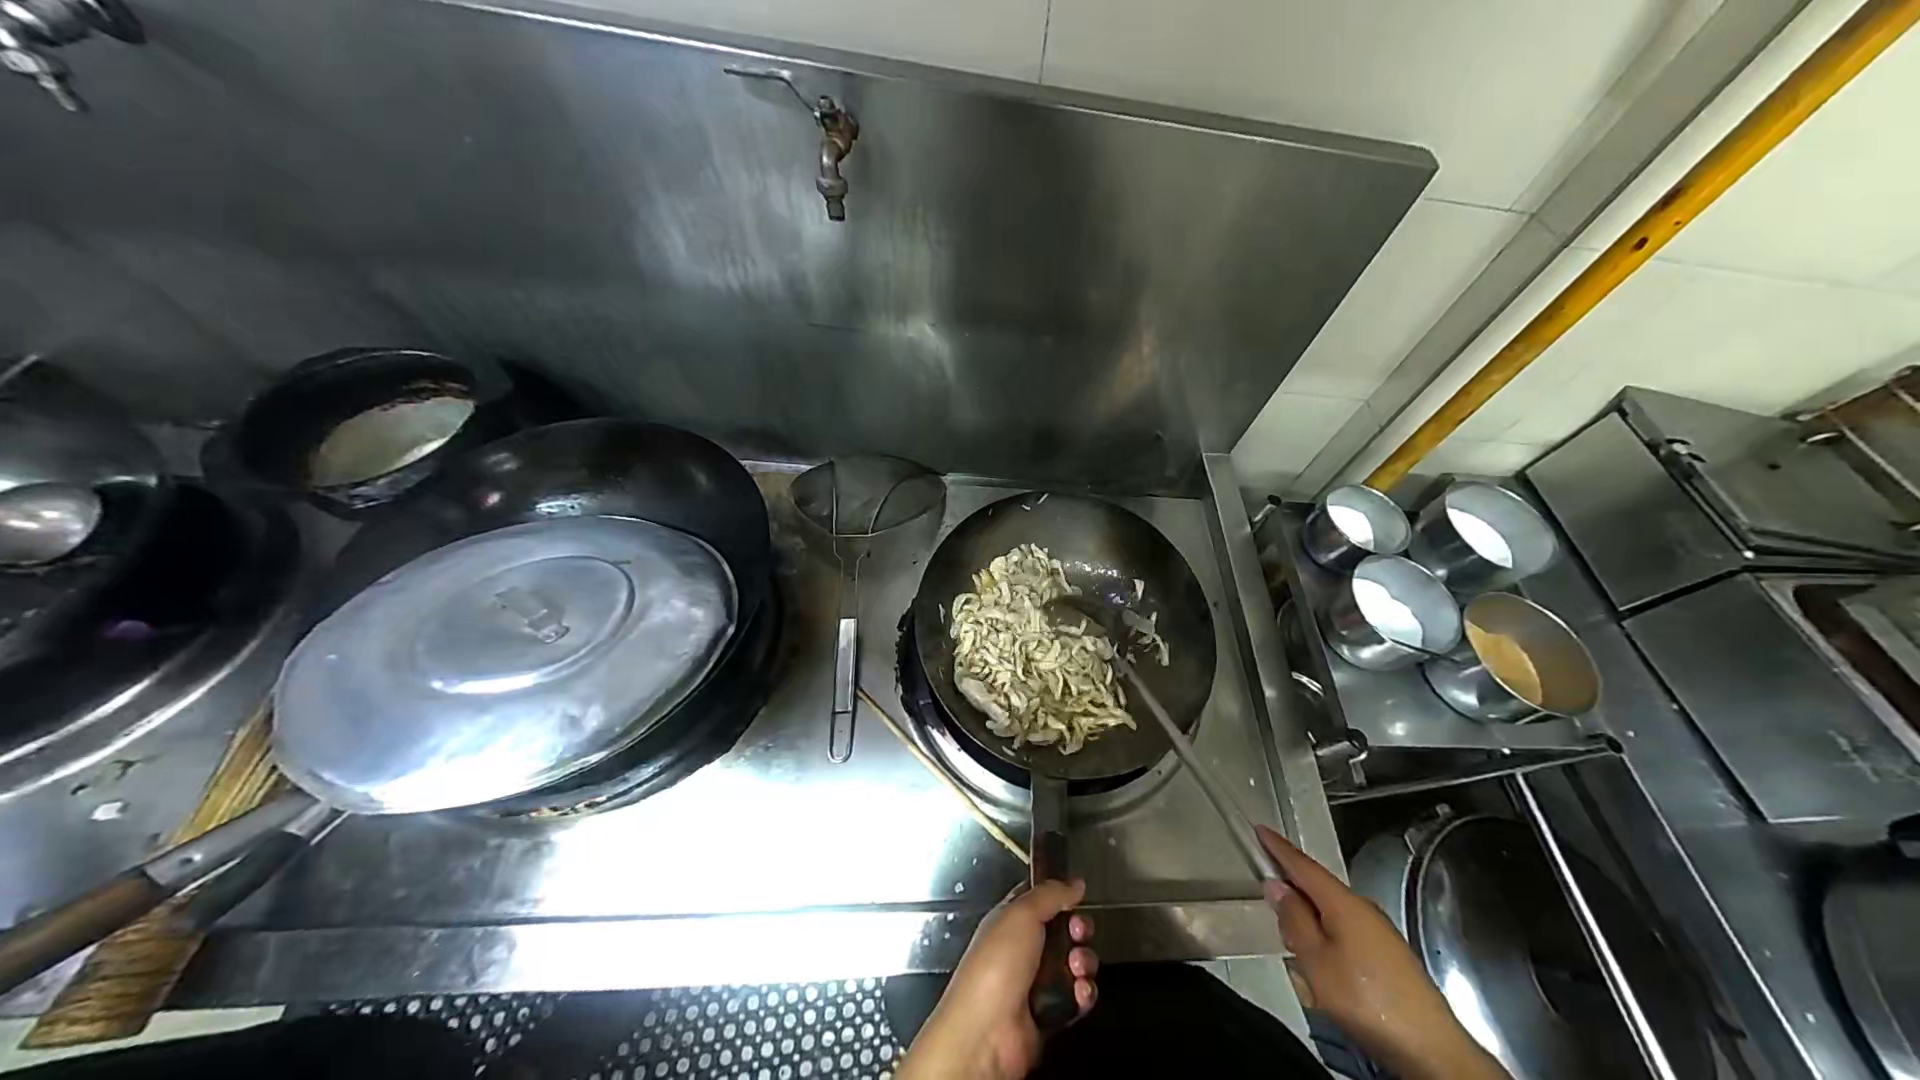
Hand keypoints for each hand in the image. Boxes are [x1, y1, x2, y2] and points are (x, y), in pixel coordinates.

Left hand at [896, 880, 1097, 1079]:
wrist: (987, 1031)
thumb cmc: (997, 964)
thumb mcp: (1021, 914)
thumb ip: (1050, 894)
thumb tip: (1075, 883)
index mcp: (1011, 921)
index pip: (1042, 902)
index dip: (1060, 898)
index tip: (1076, 897)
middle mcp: (1024, 949)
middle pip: (1064, 931)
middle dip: (1079, 929)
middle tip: (1078, 932)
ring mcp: (1038, 982)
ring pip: (1075, 963)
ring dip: (1083, 962)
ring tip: (1076, 967)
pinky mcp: (1052, 1013)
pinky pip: (1079, 998)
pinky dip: (1084, 994)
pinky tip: (1080, 992)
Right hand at [1257, 825, 1511, 1079]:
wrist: (1431, 1049)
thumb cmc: (1365, 1000)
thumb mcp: (1315, 961)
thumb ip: (1293, 920)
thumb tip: (1277, 886)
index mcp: (1344, 904)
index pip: (1305, 867)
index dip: (1280, 848)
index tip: (1261, 829)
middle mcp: (1365, 909)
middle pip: (1320, 888)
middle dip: (1293, 888)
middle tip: (1269, 898)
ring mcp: (1381, 933)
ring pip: (1333, 912)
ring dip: (1309, 917)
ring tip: (1292, 939)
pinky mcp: (1389, 956)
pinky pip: (1346, 930)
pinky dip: (1326, 933)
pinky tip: (1322, 959)